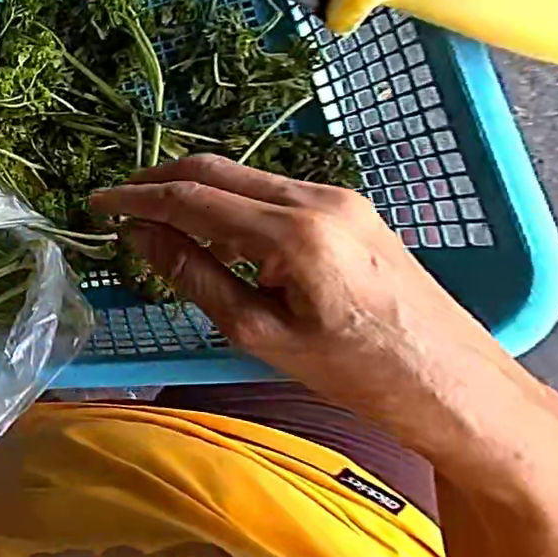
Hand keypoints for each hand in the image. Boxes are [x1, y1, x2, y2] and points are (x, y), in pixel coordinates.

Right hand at [90, 155, 557, 472]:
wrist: (459, 385)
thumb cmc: (357, 376)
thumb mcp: (262, 335)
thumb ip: (196, 276)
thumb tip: (141, 235)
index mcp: (292, 232)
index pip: (193, 198)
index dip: (138, 197)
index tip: (98, 201)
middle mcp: (314, 196)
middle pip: (216, 170)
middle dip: (160, 180)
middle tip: (120, 202)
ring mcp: (336, 195)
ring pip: (243, 176)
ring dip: (194, 189)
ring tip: (156, 217)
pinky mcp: (349, 205)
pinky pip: (272, 191)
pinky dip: (230, 201)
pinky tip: (214, 227)